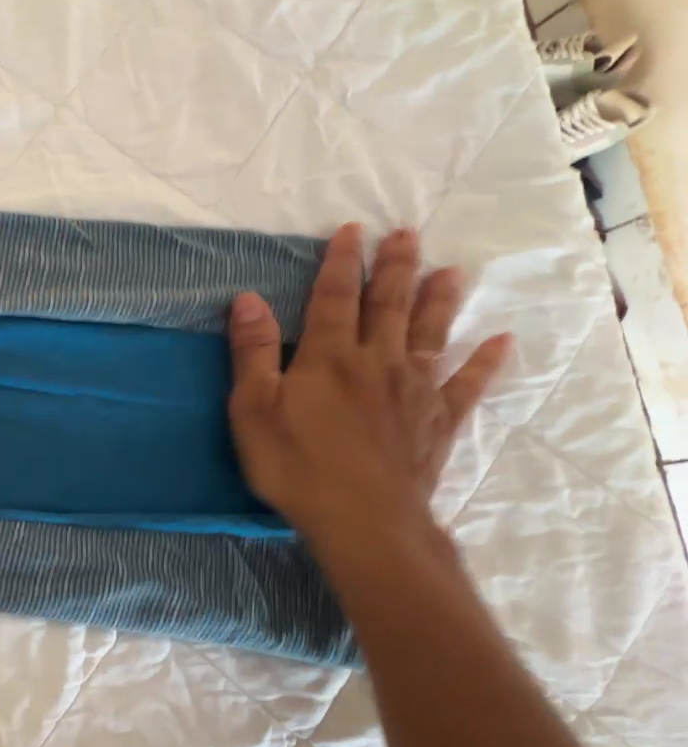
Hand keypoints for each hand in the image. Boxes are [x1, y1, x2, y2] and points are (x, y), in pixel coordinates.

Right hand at [226, 224, 511, 546]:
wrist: (362, 516)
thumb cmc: (294, 463)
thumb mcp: (252, 408)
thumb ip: (253, 352)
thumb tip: (248, 299)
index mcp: (328, 357)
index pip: (334, 298)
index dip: (341, 263)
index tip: (352, 231)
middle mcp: (376, 361)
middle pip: (387, 305)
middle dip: (394, 268)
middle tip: (406, 234)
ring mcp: (414, 389)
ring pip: (429, 333)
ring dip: (439, 300)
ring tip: (451, 271)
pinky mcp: (438, 420)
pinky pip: (466, 383)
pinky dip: (484, 362)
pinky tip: (498, 342)